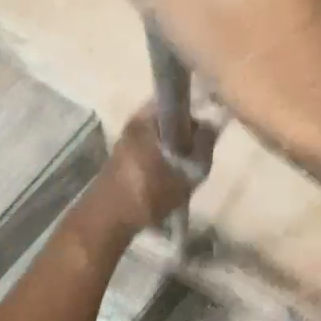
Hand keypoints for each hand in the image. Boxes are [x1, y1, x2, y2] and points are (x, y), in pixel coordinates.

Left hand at [98, 103, 219, 231]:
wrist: (108, 220)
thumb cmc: (149, 193)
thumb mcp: (188, 173)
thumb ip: (203, 146)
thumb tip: (212, 124)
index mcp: (147, 118)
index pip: (176, 100)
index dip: (195, 112)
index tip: (205, 132)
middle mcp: (134, 122)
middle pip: (168, 119)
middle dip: (185, 134)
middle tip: (197, 156)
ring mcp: (124, 139)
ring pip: (159, 136)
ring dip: (173, 149)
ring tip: (184, 171)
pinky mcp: (120, 157)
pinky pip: (149, 148)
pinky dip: (161, 158)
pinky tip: (167, 179)